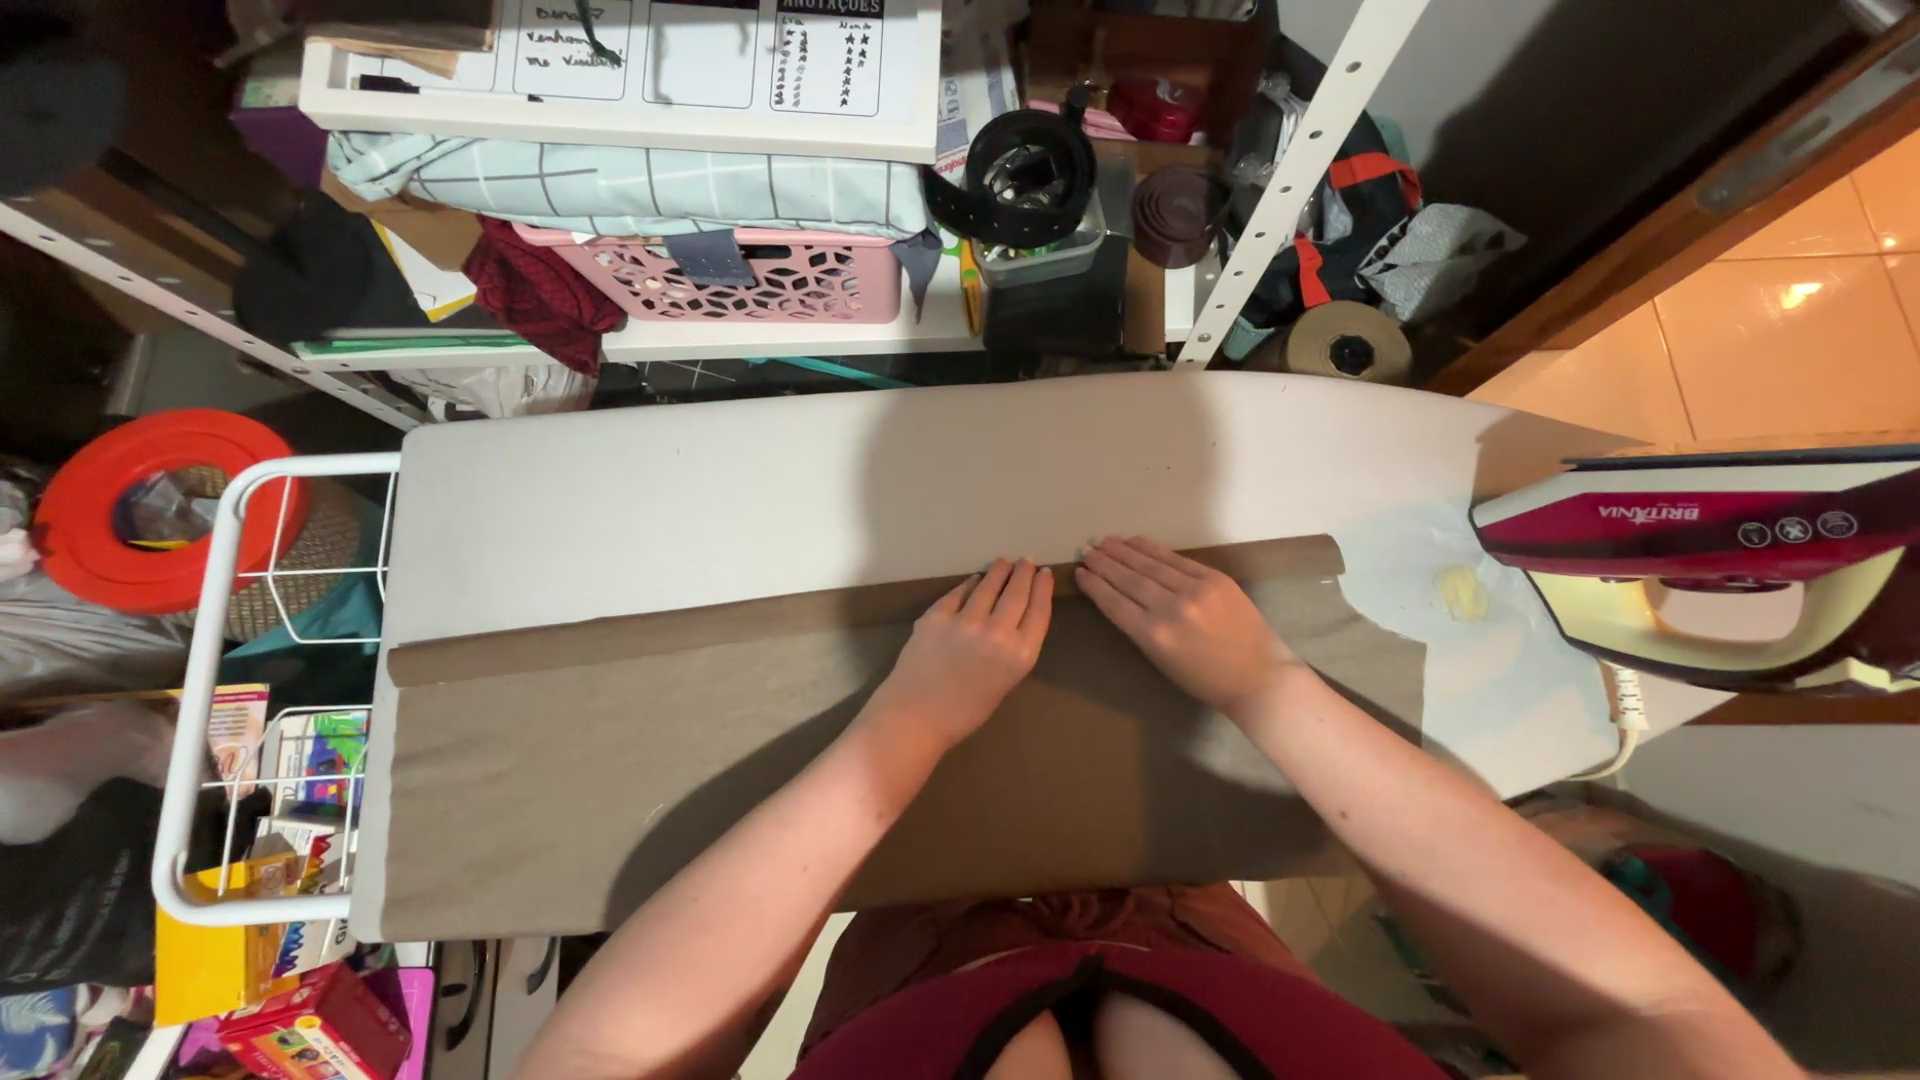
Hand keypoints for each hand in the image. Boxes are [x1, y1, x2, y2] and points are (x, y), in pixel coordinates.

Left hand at [868, 558, 1052, 749]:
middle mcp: (998, 632)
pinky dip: (969, 584)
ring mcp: (966, 620)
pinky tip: (974, 580)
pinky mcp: (937, 614)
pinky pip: (959, 593)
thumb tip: (1010, 622)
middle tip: (1026, 561)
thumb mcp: (1004, 683)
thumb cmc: (964, 713)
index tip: (1044, 573)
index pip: (1039, 610)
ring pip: (988, 586)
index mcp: (1021, 654)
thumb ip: (1012, 652)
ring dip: (998, 571)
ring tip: (1003, 562)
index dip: (1043, 588)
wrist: (915, 717)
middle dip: (1023, 573)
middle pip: (1017, 593)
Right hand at [1076, 536, 1299, 713]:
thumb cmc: (1205, 679)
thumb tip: (1120, 598)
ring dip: (1124, 551)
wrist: (1258, 676)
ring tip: (1105, 542)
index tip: (1080, 572)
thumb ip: (1141, 629)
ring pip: (1150, 565)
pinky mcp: (1214, 578)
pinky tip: (1136, 542)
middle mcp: (1171, 608)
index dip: (1094, 586)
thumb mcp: (1162, 661)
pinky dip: (1152, 549)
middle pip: (1129, 579)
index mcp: (1154, 636)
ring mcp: (1195, 590)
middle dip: (1104, 564)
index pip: (1114, 603)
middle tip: (1088, 551)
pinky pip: (1176, 560)